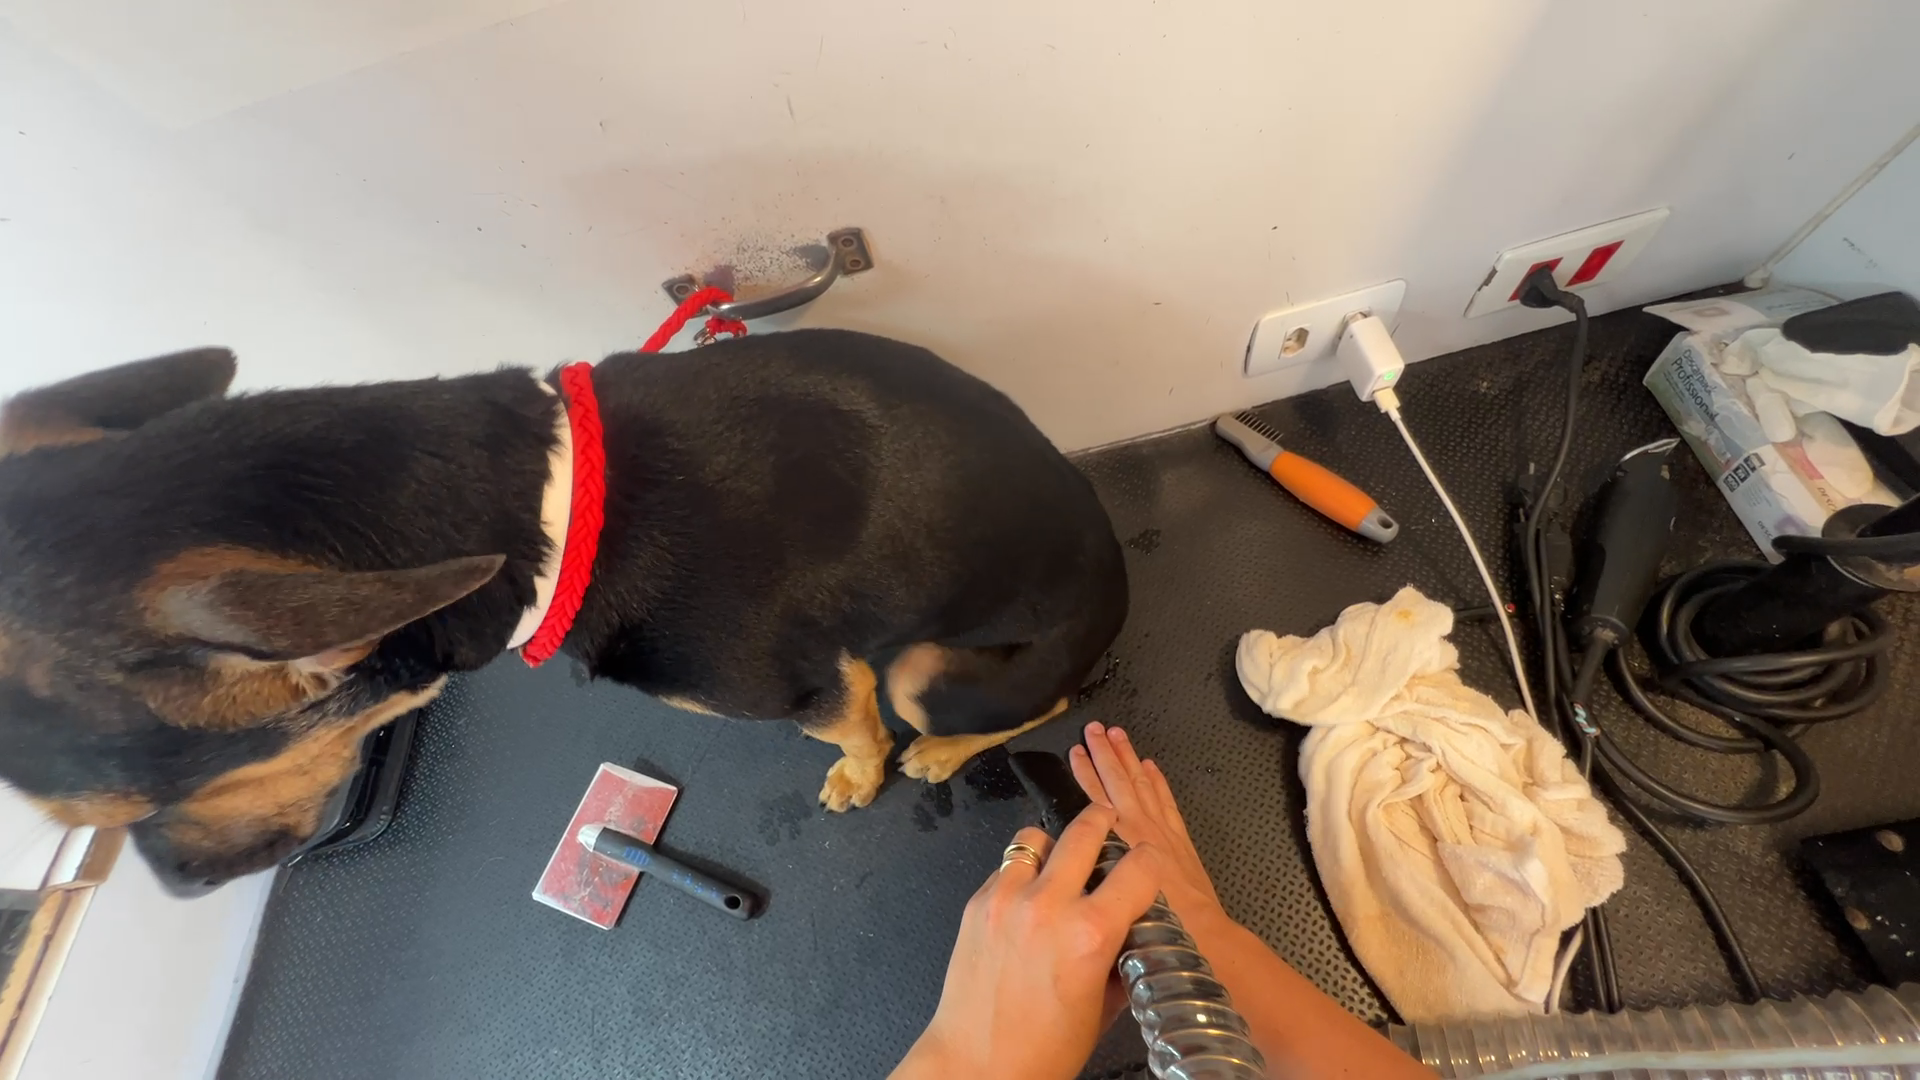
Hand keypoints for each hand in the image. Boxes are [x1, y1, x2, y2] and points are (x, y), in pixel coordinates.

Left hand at [892, 805, 1160, 1079]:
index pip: (1137, 869)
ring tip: (1058, 863)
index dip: (1149, 862)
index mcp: (1090, 934)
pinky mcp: (979, 899)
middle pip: (1084, 830)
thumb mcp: (1102, 1008)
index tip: (1148, 862)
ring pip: (1036, 836)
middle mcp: (1049, 904)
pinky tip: (1026, 897)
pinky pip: (1007, 864)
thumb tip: (1131, 927)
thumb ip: (1121, 959)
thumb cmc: (1046, 1050)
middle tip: (1108, 818)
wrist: (975, 1065)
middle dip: (1102, 819)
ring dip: (1054, 844)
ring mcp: (1008, 896)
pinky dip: (1022, 871)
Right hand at [1070, 721, 1229, 937]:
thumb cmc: (1153, 927)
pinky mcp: (1180, 837)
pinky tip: (1151, 765)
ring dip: (1129, 757)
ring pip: (1141, 783)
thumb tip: (1070, 864)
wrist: (1203, 933)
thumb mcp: (1111, 901)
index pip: (1096, 797)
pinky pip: (1166, 800)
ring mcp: (1162, 829)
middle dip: (1105, 752)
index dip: (1085, 772)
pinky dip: (1158, 781)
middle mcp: (1139, 827)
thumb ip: (1092, 875)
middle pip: (1118, 780)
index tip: (1075, 750)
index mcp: (1119, 841)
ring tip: (1118, 734)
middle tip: (1095, 727)